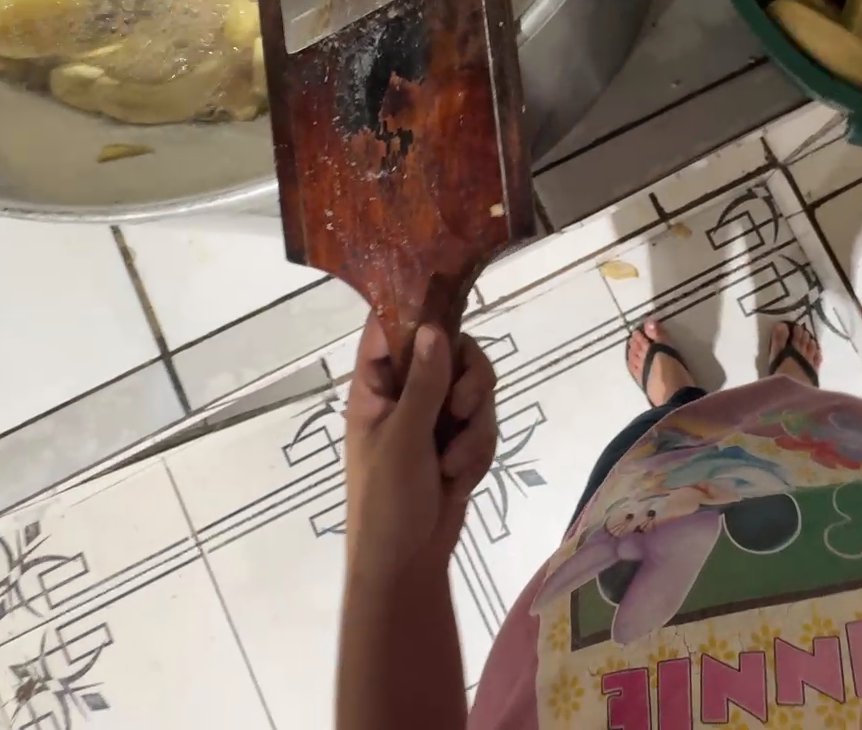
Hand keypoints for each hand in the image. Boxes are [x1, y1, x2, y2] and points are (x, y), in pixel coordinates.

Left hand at [343, 317, 498, 576]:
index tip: (451, 297)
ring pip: (476, 387)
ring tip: (454, 464)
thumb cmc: (387, 501)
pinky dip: (479, 450)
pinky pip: (485, 421)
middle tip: (463, 408)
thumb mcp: (403, 440)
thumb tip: (434, 327)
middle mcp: (407, 391)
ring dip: (475, 427)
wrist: (408, 563)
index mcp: (376, 386)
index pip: (389, 327)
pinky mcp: (459, 437)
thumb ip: (424, 383)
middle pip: (452, 349)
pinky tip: (460, 478)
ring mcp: (434, 414)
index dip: (415, 305)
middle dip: (468, 382)